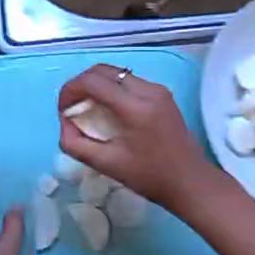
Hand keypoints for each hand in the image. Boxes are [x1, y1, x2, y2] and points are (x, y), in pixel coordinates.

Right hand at [58, 64, 220, 213]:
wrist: (191, 183)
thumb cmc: (149, 176)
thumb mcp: (105, 164)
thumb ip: (75, 143)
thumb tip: (65, 123)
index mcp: (134, 108)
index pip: (92, 82)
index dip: (70, 90)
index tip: (63, 109)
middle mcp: (148, 91)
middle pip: (103, 70)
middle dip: (81, 84)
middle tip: (72, 107)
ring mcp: (158, 90)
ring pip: (116, 73)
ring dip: (96, 85)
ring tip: (87, 108)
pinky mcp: (163, 94)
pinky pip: (128, 81)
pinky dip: (111, 89)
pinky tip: (108, 110)